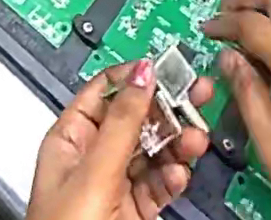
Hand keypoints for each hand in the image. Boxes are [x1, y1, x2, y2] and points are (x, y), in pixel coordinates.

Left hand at [27, 59, 214, 219]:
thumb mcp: (95, 173)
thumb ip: (122, 122)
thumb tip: (143, 71)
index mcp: (70, 139)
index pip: (105, 90)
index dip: (136, 74)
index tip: (169, 66)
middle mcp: (91, 157)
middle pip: (135, 117)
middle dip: (168, 107)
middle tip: (199, 94)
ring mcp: (113, 186)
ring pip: (152, 149)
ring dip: (177, 142)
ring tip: (196, 140)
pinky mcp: (133, 214)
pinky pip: (157, 184)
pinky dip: (172, 177)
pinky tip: (179, 175)